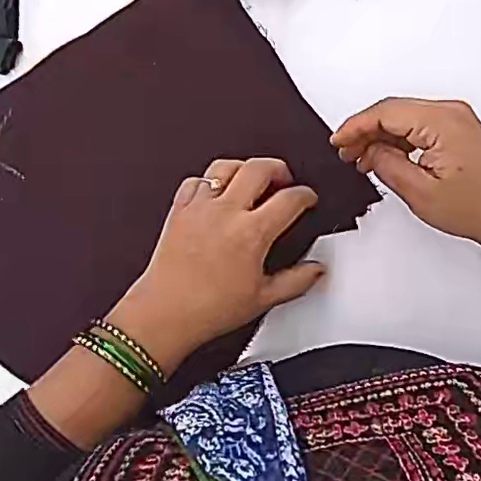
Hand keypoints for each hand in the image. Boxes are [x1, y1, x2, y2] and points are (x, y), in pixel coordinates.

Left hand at [108, 157, 326, 372]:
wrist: (166, 313)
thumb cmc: (207, 308)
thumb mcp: (264, 299)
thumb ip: (296, 281)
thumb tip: (314, 271)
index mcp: (252, 233)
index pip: (290, 199)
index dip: (306, 195)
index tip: (307, 198)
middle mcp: (226, 213)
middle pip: (259, 168)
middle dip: (279, 169)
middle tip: (285, 180)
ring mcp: (200, 208)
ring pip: (225, 167)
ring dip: (244, 168)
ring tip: (253, 179)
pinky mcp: (179, 211)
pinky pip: (195, 181)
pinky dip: (209, 181)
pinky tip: (216, 193)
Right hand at [332, 98, 480, 273]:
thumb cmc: (479, 207)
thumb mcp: (420, 192)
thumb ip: (387, 164)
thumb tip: (369, 150)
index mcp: (442, 122)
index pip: (386, 112)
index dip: (356, 126)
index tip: (338, 141)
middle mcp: (451, 113)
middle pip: (394, 111)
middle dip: (365, 131)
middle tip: (346, 153)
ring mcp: (456, 119)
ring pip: (404, 118)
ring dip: (381, 136)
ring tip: (362, 159)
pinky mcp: (457, 129)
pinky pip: (418, 125)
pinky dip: (398, 139)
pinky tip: (385, 156)